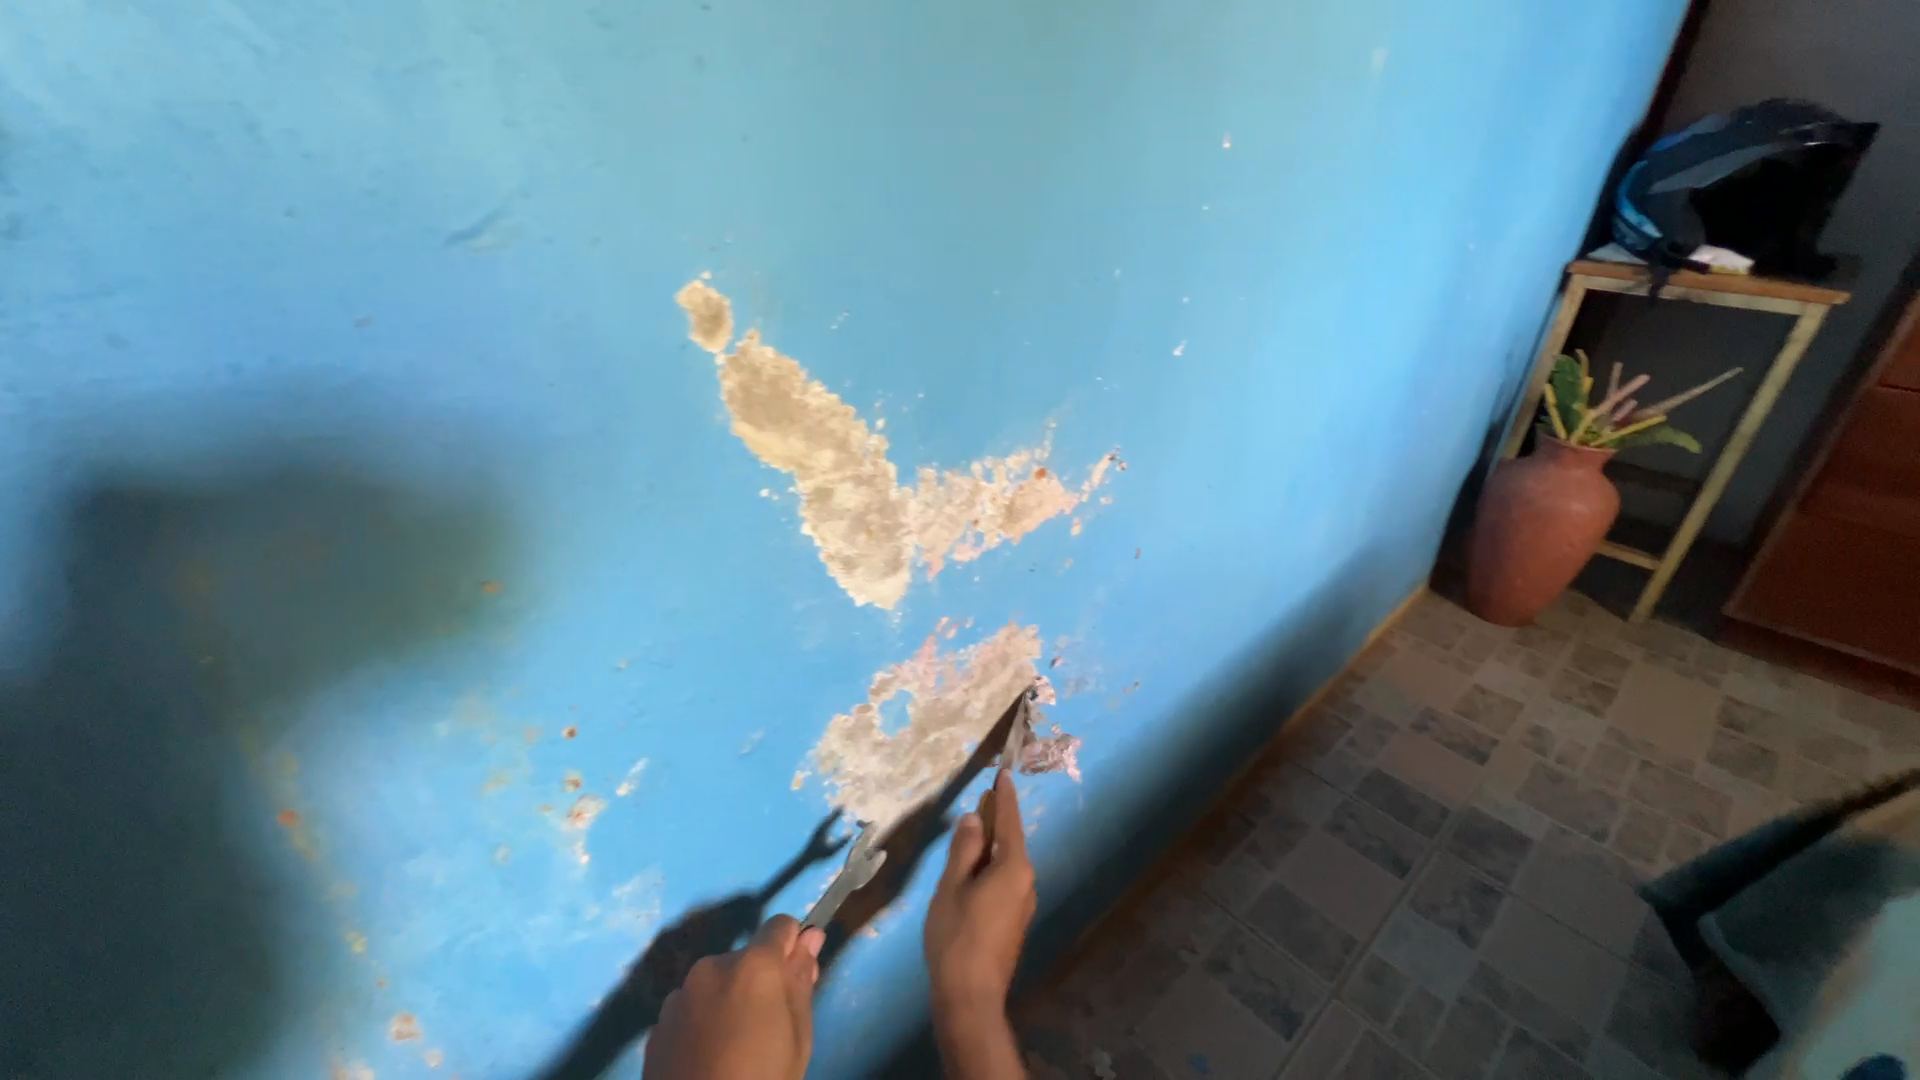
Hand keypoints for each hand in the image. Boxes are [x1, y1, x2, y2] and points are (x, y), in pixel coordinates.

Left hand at [644, 915, 824, 1079]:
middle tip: (766, 1027)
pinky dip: (701, 1023)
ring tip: (732, 1049)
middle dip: (759, 980)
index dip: (792, 947)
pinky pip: (690, 1008)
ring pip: (716, 983)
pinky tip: (706, 1059)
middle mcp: (712, 966)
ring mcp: (679, 995)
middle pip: (746, 958)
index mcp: (753, 964)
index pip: (781, 925)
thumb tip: (810, 936)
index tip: (795, 978)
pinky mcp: (657, 1025)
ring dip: (727, 1000)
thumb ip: (801, 980)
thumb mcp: (798, 1037)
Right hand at [925, 769, 1036, 1020]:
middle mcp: (1026, 882)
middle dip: (995, 821)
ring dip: (990, 847)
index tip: (1004, 773)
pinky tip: (971, 871)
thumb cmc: (957, 935)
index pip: (1009, 822)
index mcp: (1014, 868)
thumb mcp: (952, 885)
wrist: (970, 997)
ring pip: (1006, 864)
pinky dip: (989, 868)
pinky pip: (1004, 881)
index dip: (1004, 797)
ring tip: (969, 833)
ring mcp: (1022, 904)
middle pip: (1009, 842)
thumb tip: (974, 819)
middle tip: (980, 799)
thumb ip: (964, 849)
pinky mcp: (1014, 922)